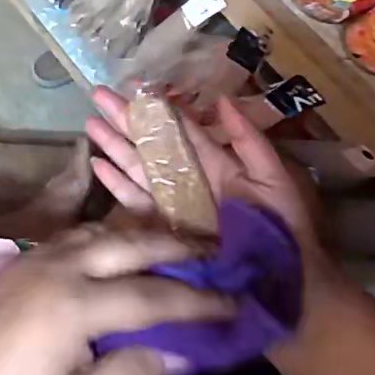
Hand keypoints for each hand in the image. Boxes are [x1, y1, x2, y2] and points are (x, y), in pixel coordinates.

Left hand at [0, 225, 232, 374]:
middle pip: (136, 243)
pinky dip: (117, 234)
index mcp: (80, 305)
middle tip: (214, 254)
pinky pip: (88, 230)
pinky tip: (129, 245)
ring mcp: (51, 250)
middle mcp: (69, 265)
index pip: (153, 296)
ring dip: (149, 235)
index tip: (232, 301)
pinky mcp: (38, 247)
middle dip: (180, 247)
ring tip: (179, 244)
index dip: (197, 300)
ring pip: (111, 229)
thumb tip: (180, 353)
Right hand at [84, 87, 328, 268]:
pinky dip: (115, 184)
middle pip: (151, 144)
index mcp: (215, 164)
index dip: (156, 107)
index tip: (133, 85)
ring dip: (114, 144)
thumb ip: (248, 140)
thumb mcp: (274, 179)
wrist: (283, 288)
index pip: (180, 129)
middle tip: (99, 94)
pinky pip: (134, 203)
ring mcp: (174, 205)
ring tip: (90, 122)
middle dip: (125, 119)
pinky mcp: (163, 231)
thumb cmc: (285, 230)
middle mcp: (190, 180)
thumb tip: (221, 99)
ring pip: (137, 167)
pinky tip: (98, 164)